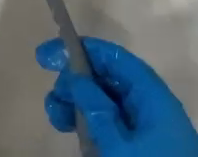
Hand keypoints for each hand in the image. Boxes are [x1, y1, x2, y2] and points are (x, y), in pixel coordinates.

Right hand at [38, 38, 197, 156]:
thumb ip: (97, 110)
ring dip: (78, 107)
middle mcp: (149, 105)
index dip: (80, 50)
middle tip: (53, 100)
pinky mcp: (141, 148)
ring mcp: (145, 128)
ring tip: (56, 119)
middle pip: (107, 79)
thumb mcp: (119, 145)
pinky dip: (90, 126)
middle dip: (75, 83)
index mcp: (151, 95)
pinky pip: (111, 127)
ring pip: (106, 104)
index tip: (46, 57)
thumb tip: (76, 78)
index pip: (113, 58)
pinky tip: (74, 135)